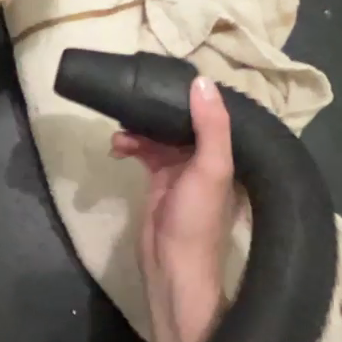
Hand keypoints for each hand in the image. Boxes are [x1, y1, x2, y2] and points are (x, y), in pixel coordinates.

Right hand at [111, 75, 239, 341]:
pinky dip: (130, 145)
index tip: (171, 72)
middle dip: (158, 109)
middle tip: (134, 96)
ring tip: (120, 131)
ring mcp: (180, 170)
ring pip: (159, 135)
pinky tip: (116, 147)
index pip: (212, 113)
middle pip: (181, 121)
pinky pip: (143, 152)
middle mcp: (205, 158)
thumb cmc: (197, 219)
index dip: (194, 93)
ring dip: (139, 128)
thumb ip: (210, 126)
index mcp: (225, 154)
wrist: (172, 269)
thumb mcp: (210, 169)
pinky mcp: (158, 181)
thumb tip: (201, 81)